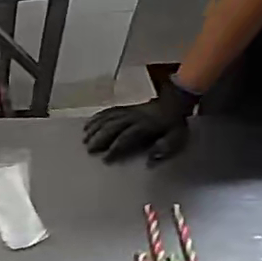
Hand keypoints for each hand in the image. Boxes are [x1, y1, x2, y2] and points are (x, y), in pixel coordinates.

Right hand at [83, 88, 197, 164]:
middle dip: (99, 138)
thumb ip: (164, 147)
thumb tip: (150, 161)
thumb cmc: (175, 123)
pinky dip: (96, 118)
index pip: (126, 137)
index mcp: (145, 126)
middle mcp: (133, 117)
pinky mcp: (125, 108)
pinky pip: (108, 111)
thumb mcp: (177, 136)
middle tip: (89, 150)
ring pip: (107, 118)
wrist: (177, 99)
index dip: (115, 148)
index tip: (105, 160)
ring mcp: (128, 111)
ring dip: (95, 128)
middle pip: (112, 127)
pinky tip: (88, 125)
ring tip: (84, 139)